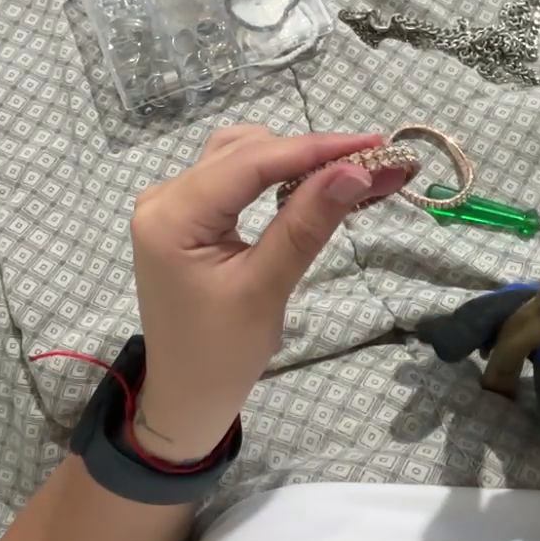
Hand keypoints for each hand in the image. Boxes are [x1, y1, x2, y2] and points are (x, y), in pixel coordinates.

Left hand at [129, 126, 409, 463]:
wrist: (186, 396)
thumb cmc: (222, 354)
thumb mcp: (266, 289)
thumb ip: (307, 224)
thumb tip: (356, 171)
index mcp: (172, 216)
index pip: (251, 161)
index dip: (316, 149)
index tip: (375, 144)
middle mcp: (164, 196)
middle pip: (245, 151)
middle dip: (311, 154)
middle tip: (374, 163)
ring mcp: (170, 203)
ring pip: (238, 155)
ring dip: (292, 159)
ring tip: (346, 171)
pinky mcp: (184, 215)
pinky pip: (231, 176)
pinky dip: (272, 174)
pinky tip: (306, 182)